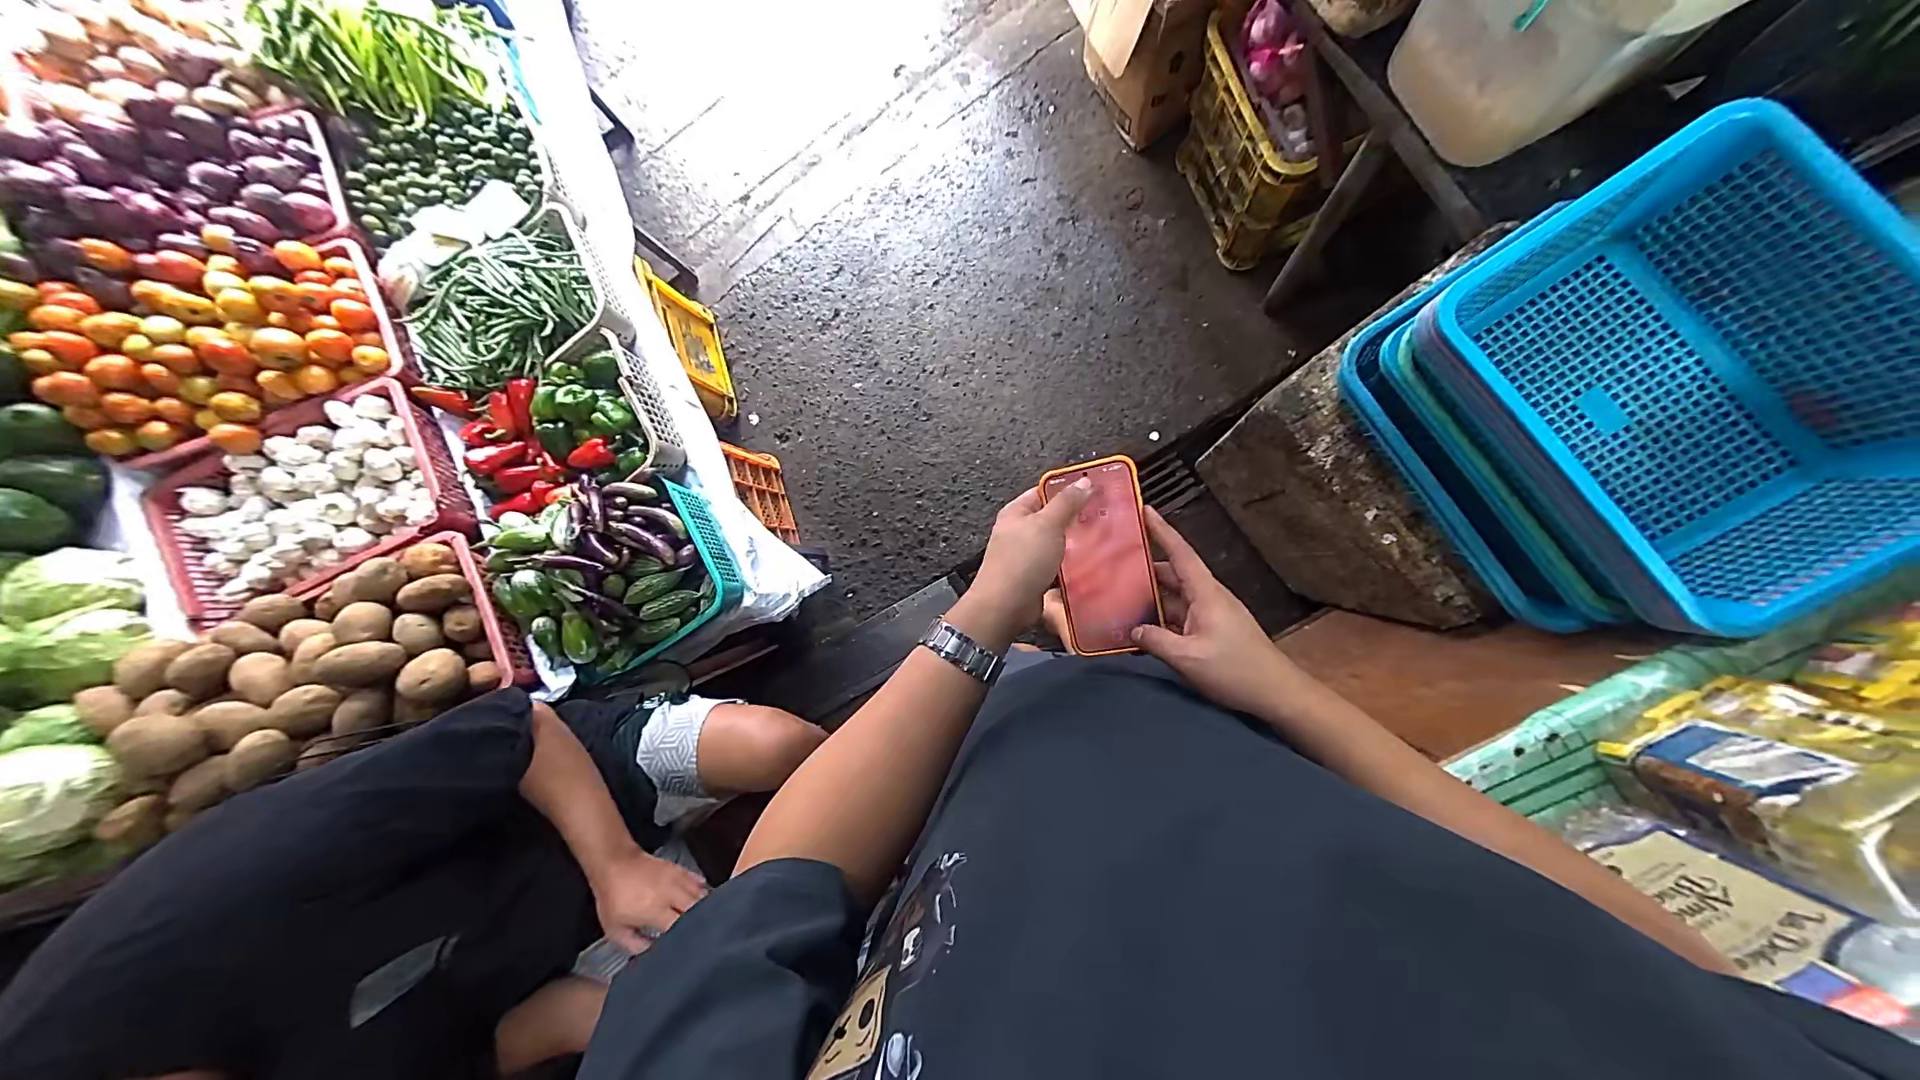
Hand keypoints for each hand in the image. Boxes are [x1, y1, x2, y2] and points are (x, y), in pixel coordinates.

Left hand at [586, 846, 709, 951]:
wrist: (616, 865)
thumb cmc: (613, 899)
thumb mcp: (615, 929)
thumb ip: (634, 945)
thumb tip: (652, 953)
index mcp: (656, 910)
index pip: (681, 926)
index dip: (686, 938)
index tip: (689, 946)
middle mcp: (671, 893)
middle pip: (697, 908)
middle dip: (700, 922)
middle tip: (702, 933)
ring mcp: (678, 878)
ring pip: (701, 893)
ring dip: (704, 906)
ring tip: (705, 918)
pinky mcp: (679, 869)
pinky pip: (698, 880)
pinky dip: (703, 890)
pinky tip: (703, 897)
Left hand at [950, 479, 1093, 649]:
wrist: (1006, 606)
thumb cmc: (1021, 561)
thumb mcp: (1047, 524)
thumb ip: (1066, 502)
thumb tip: (1083, 482)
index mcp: (1017, 512)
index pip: (1045, 491)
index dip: (1068, 488)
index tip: (1095, 489)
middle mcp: (1020, 531)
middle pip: (1053, 517)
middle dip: (1077, 516)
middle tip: (1105, 514)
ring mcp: (1027, 555)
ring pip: (1058, 542)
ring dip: (1077, 542)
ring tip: (1103, 537)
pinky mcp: (1036, 576)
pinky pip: (1059, 564)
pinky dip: (1073, 563)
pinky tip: (1092, 564)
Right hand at [1132, 507, 1306, 716]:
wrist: (1277, 693)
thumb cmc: (1236, 670)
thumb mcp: (1188, 658)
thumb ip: (1156, 641)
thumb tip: (1133, 631)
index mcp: (1206, 593)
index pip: (1181, 553)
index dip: (1162, 530)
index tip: (1145, 509)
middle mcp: (1209, 596)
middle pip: (1173, 573)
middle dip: (1146, 567)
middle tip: (1115, 563)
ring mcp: (1212, 613)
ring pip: (1175, 596)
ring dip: (1151, 595)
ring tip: (1120, 594)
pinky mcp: (1213, 630)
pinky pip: (1181, 614)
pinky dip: (1161, 616)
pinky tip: (1142, 625)